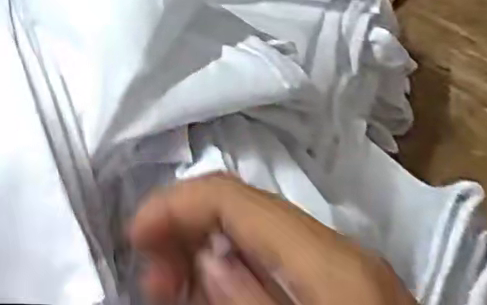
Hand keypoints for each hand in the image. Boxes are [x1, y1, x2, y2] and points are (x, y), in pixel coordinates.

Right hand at [129, 173, 416, 304]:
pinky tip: (216, 293)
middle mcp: (337, 245)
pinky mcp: (354, 290)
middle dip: (183, 231)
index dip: (170, 204)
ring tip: (172, 287)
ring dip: (206, 251)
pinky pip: (279, 261)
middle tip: (150, 276)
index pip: (228, 193)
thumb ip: (251, 298)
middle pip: (239, 207)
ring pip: (256, 232)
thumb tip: (204, 254)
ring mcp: (349, 268)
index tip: (132, 233)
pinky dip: (238, 269)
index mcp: (326, 252)